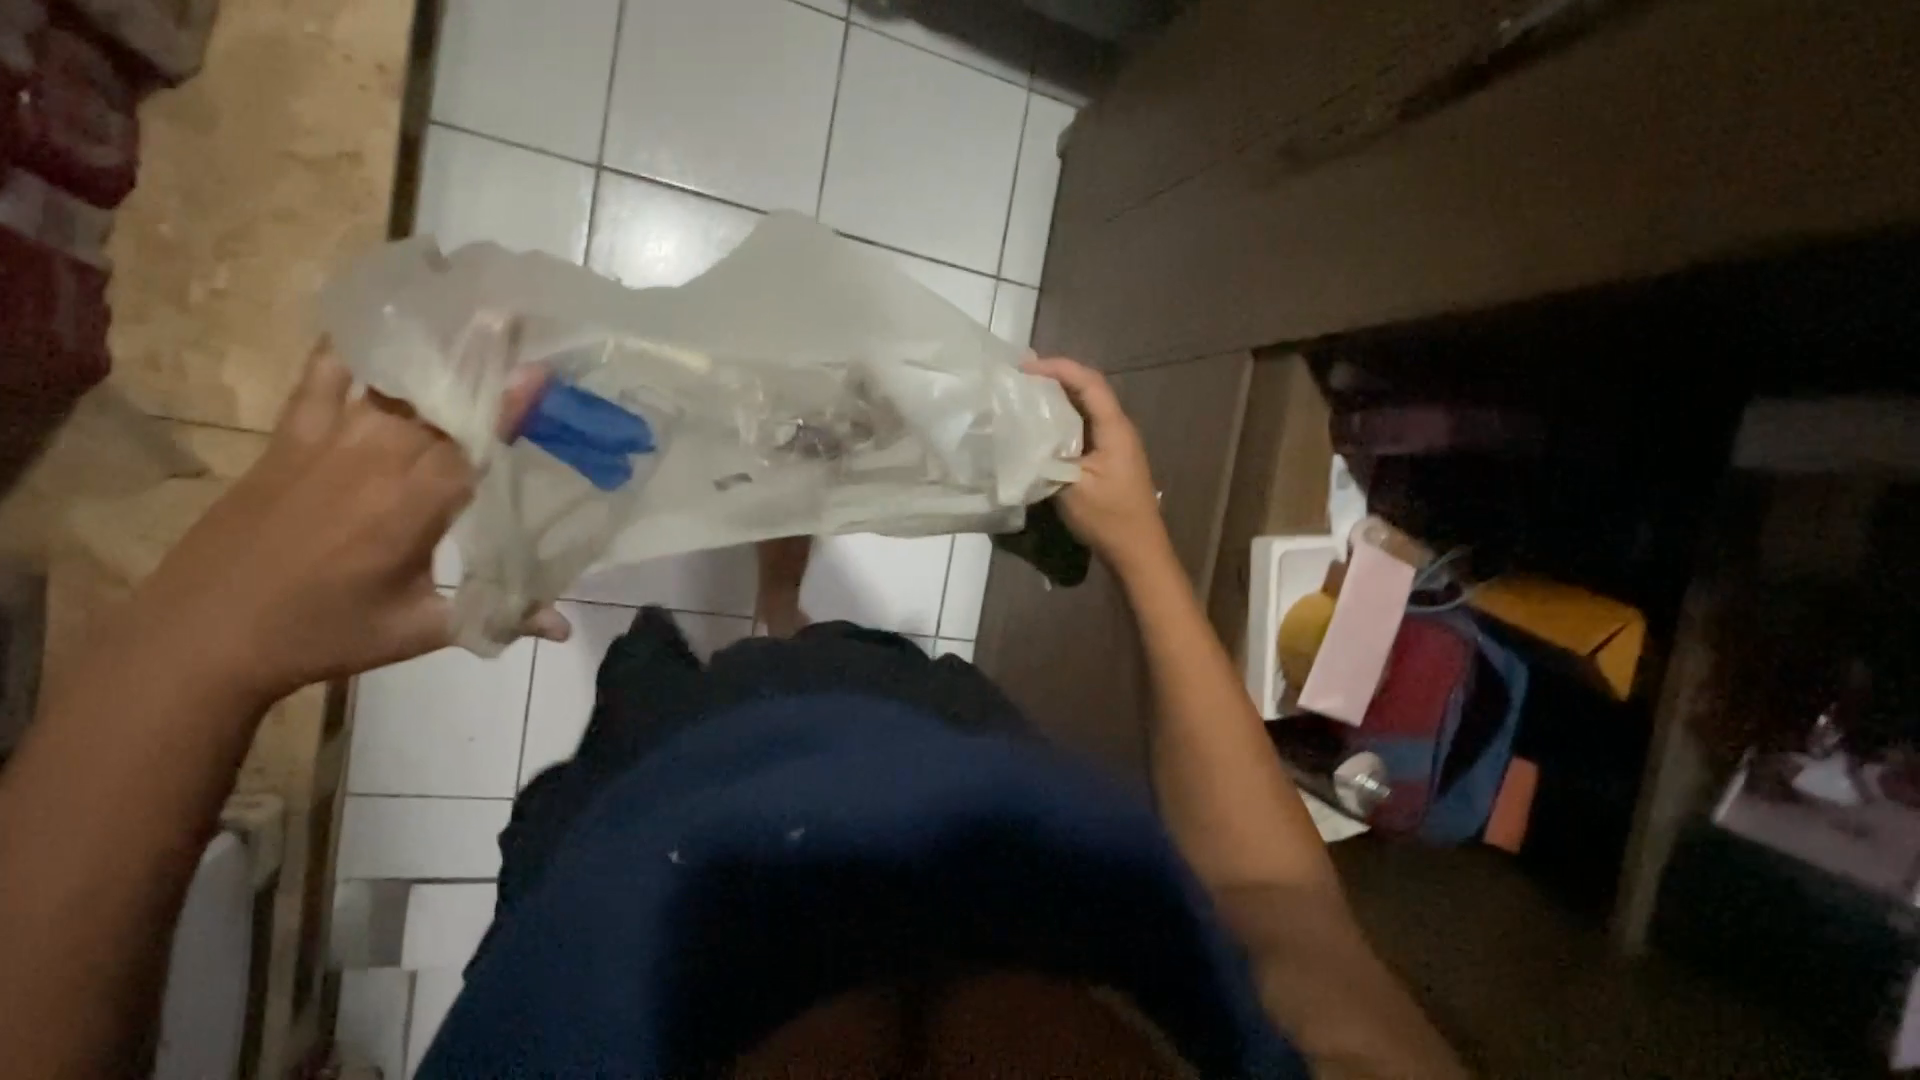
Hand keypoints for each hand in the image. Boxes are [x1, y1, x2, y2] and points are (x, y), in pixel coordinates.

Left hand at [119, 346, 568, 707]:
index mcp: (413, 507)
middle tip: (513, 326)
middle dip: (479, 366)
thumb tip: (567, 629)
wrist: (204, 635)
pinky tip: (368, 330)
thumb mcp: (418, 632)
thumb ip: (497, 616)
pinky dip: (344, 355)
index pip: (474, 444)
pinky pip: (317, 383)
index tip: (541, 369)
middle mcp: (375, 462)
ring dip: (430, 355)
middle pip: (439, 404)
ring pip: (391, 388)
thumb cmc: (324, 634)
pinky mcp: (287, 442)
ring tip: (463, 317)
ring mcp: (326, 445)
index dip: (511, 407)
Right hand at [1024, 357, 1172, 573]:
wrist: (1137, 551)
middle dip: (1055, 378)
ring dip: (1058, 399)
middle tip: (1020, 378)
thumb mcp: (1071, 487)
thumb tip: (1019, 437)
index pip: (1088, 383)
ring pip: (1086, 409)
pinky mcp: (1110, 459)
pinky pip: (1085, 428)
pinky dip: (1063, 421)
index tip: (1025, 368)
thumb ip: (1046, 458)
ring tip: (1026, 397)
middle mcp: (1119, 429)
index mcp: (1114, 428)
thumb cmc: (1108, 518)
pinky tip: (1042, 430)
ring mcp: (1116, 444)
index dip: (1058, 368)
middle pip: (1088, 390)